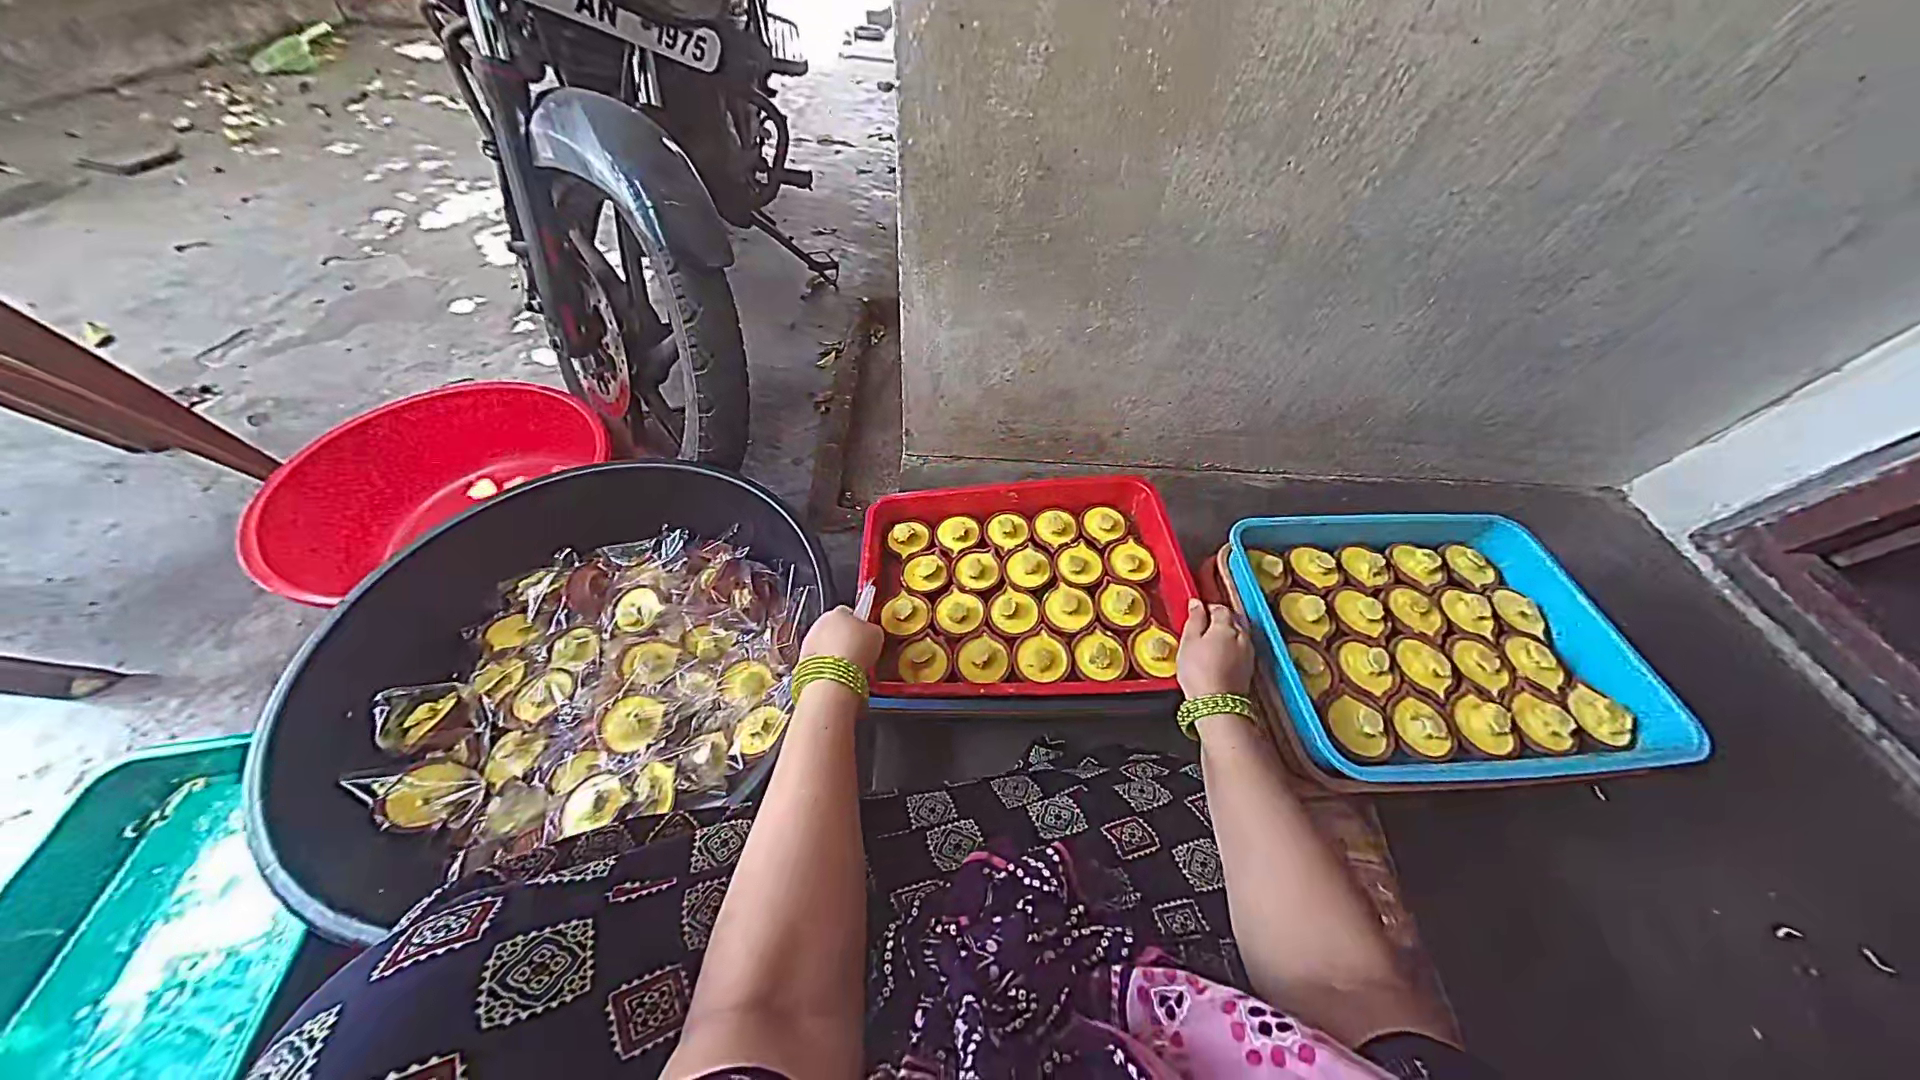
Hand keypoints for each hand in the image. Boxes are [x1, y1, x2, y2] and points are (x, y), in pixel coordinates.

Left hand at [799, 605, 883, 669]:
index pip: (849, 612)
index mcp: (838, 612)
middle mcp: (820, 623)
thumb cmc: (855, 651)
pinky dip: (825, 663)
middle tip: (857, 650)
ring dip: (833, 650)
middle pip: (833, 627)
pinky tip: (836, 672)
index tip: (864, 634)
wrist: (835, 675)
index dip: (857, 623)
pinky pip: (817, 658)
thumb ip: (871, 628)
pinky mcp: (802, 658)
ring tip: (848, 664)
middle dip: (843, 637)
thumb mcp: (877, 634)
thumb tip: (871, 630)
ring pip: (824, 642)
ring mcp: (809, 640)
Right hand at [1177, 598, 1254, 697]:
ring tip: (1212, 640)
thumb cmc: (1199, 672)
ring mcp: (1248, 652)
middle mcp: (1242, 636)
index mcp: (1226, 626)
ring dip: (1228, 633)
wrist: (1216, 702)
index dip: (1207, 608)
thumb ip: (1194, 619)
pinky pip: (1242, 648)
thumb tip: (1196, 604)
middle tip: (1204, 625)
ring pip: (1240, 633)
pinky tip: (1221, 654)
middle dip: (1221, 618)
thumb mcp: (1188, 641)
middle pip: (1234, 619)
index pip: (1220, 608)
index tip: (1197, 613)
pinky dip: (1233, 647)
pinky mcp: (1249, 667)